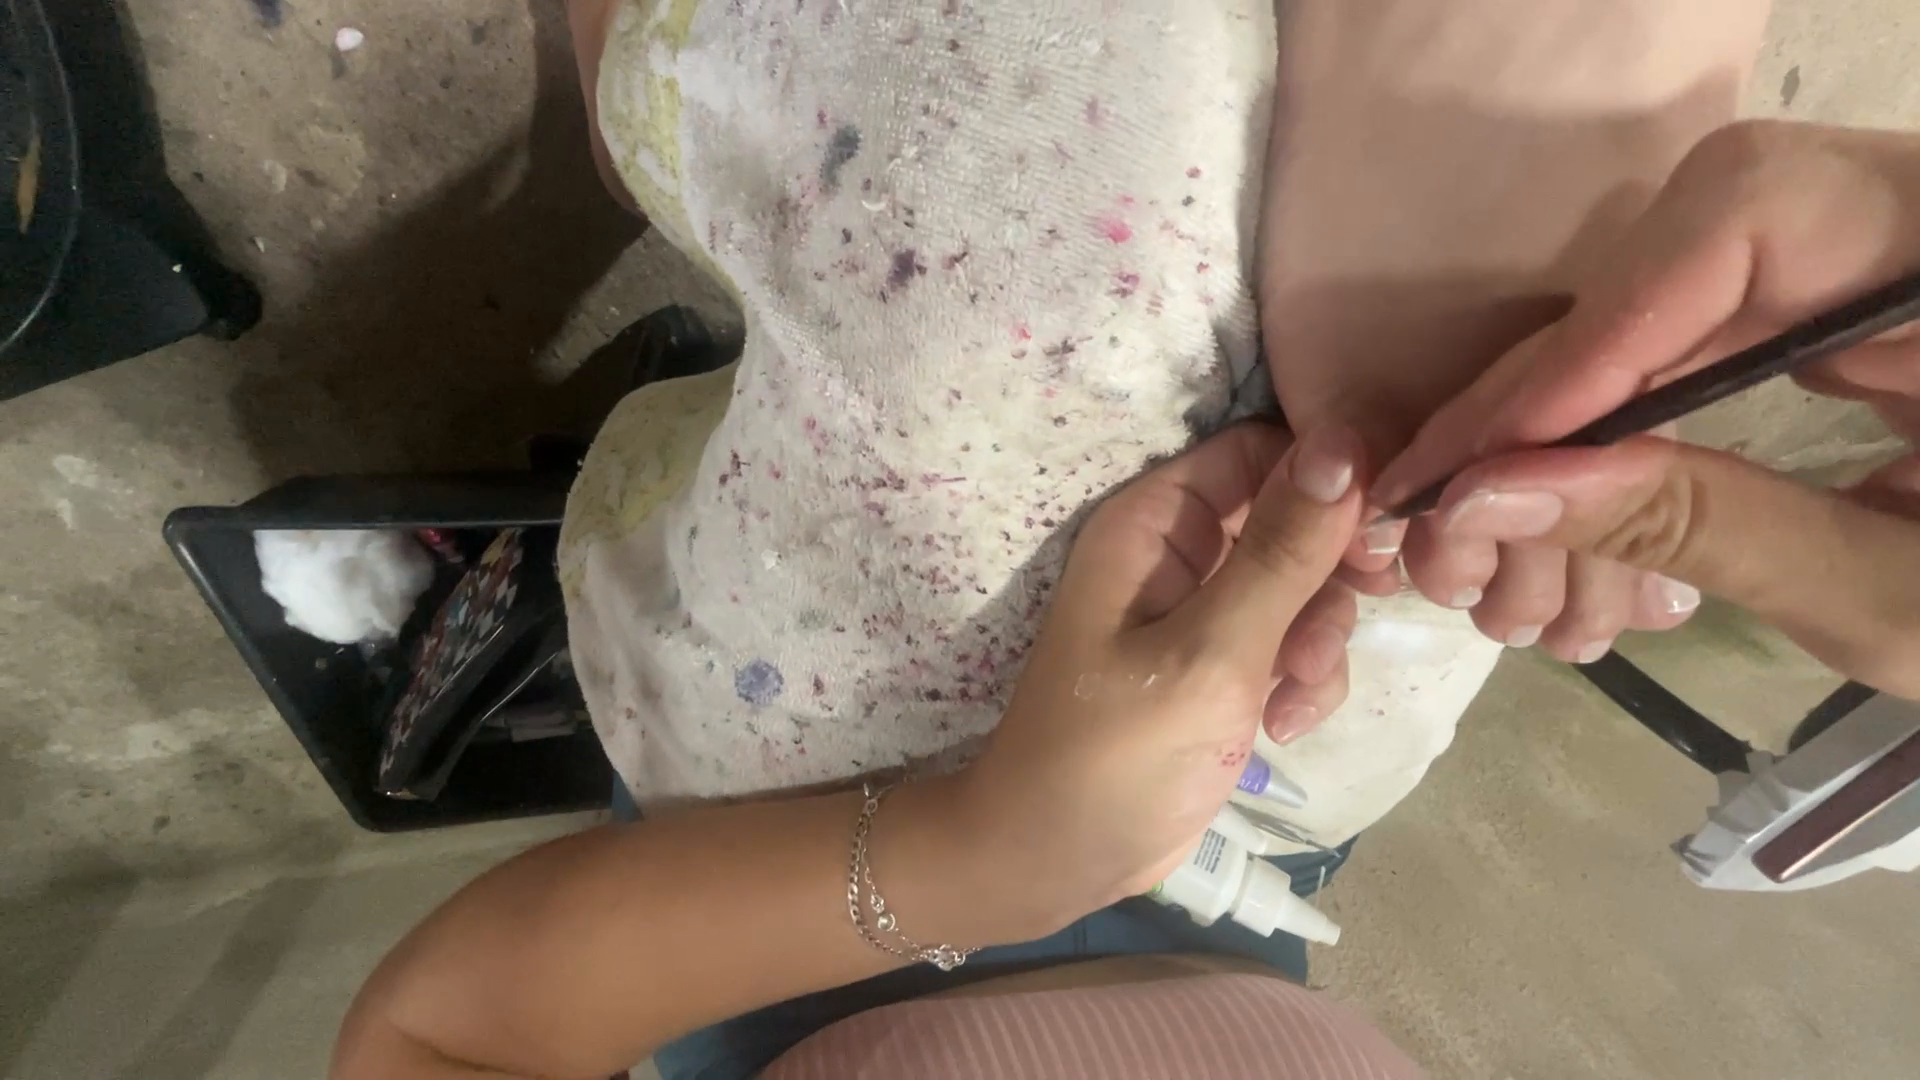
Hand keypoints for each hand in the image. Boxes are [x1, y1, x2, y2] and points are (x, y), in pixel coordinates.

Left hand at [955, 424, 1364, 927]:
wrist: (1064, 852)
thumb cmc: (1119, 750)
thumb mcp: (1210, 650)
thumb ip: (1279, 553)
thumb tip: (1342, 445)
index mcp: (1152, 522)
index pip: (1256, 451)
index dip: (1328, 476)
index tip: (1383, 530)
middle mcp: (1174, 550)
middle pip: (1288, 517)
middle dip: (1327, 572)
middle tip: (1356, 613)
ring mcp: (1196, 608)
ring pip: (1298, 584)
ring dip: (1316, 637)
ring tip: (1291, 694)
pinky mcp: (1216, 659)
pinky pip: (1285, 639)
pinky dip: (1298, 677)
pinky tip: (1280, 726)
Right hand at [1372, 120, 1919, 691]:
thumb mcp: (1903, 601)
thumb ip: (1699, 529)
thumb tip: (1482, 497)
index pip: (1751, 213)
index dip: (1597, 329)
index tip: (1501, 457)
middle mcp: (1906, 236)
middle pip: (1646, 288)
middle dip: (1519, 420)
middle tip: (1435, 521)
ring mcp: (1857, 278)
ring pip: (1627, 334)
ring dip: (1530, 447)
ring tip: (1477, 560)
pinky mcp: (1810, 331)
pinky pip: (1656, 364)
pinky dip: (1583, 449)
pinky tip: (1544, 524)